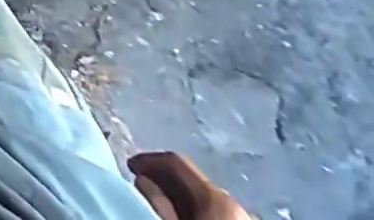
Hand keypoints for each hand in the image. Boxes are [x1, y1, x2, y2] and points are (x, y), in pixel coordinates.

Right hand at [127, 152, 251, 219]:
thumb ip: (158, 205)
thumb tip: (143, 179)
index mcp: (215, 196)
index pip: (176, 162)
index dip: (149, 159)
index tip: (129, 165)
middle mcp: (233, 200)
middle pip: (191, 178)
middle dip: (163, 176)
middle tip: (140, 182)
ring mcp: (243, 215)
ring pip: (203, 196)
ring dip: (178, 194)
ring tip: (158, 201)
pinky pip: (214, 210)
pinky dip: (194, 208)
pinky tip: (182, 216)